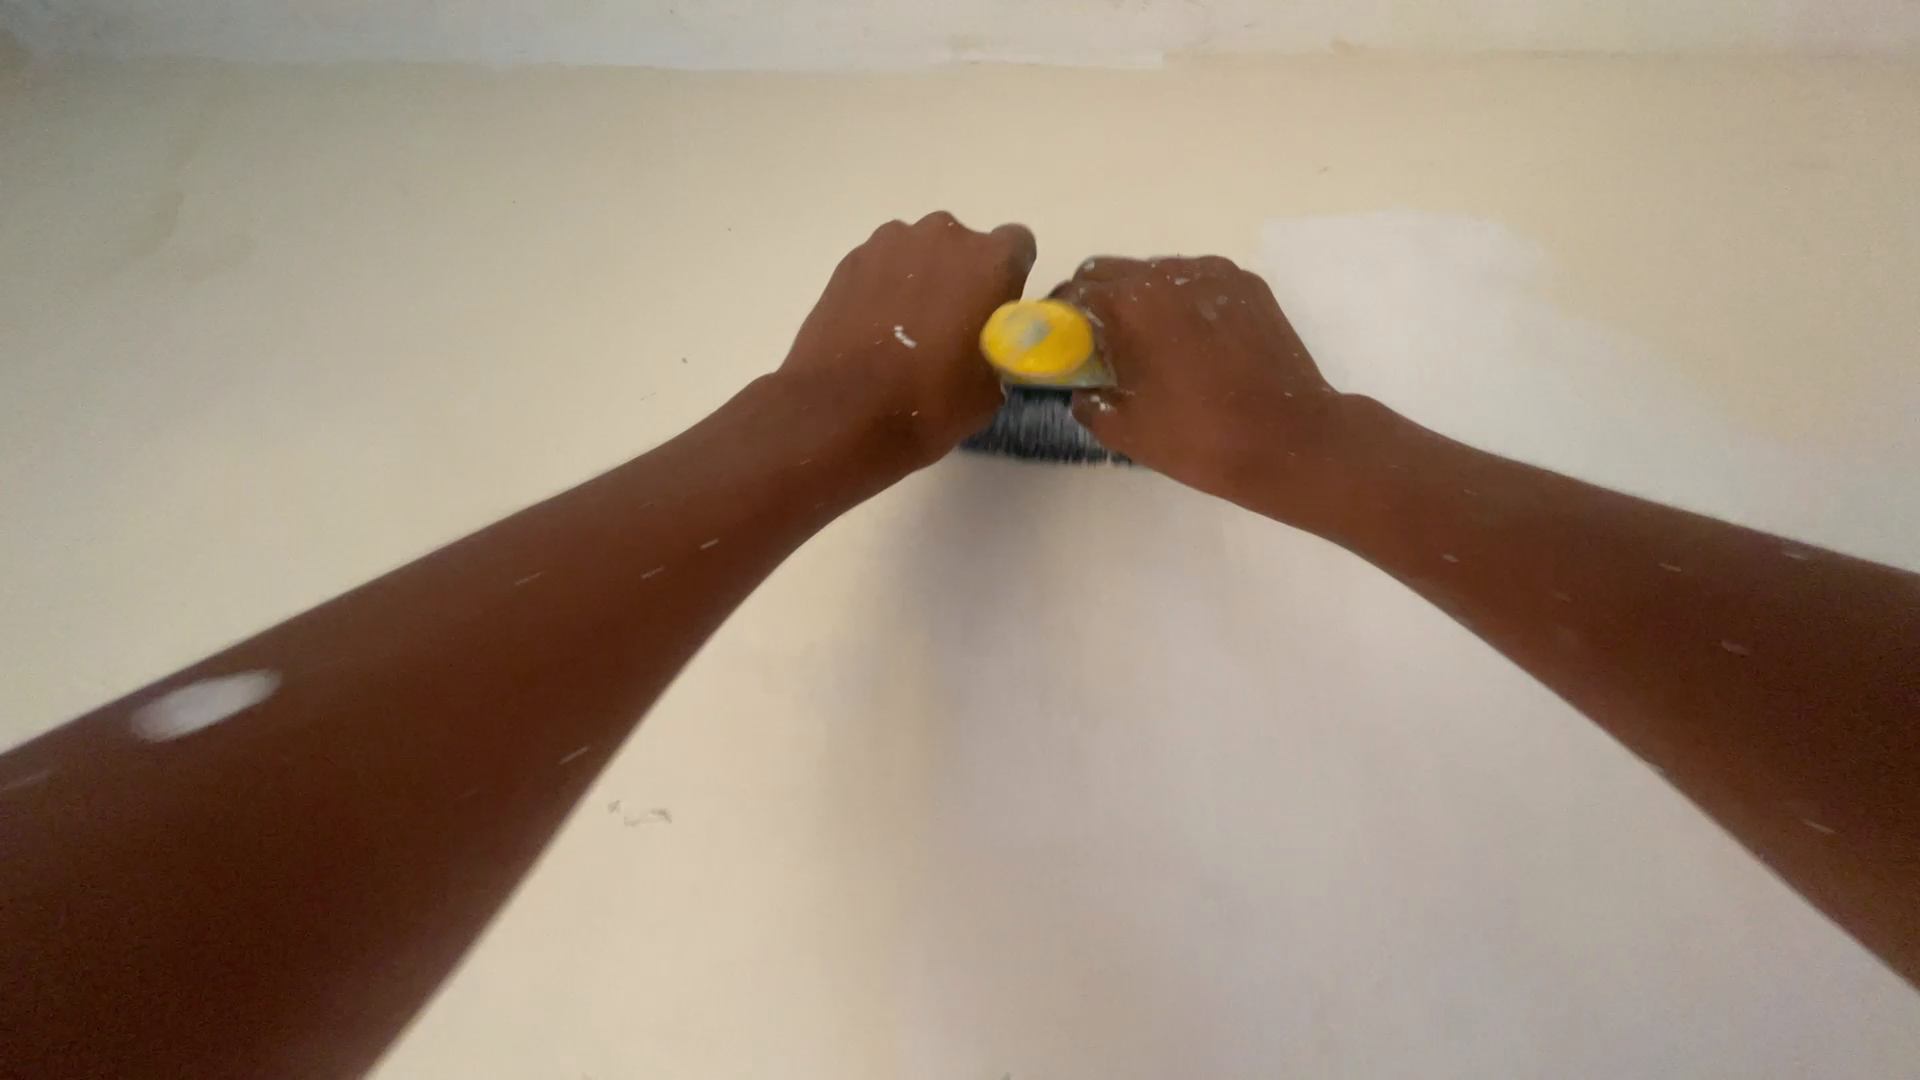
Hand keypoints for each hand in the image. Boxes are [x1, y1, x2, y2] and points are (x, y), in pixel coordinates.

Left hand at [782, 212, 1036, 465]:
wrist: (844, 412)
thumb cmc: (930, 403)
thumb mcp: (989, 392)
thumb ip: (1000, 351)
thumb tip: (987, 348)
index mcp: (991, 262)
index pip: (1018, 247)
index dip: (1007, 281)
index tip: (994, 313)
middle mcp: (944, 237)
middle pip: (964, 248)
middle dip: (962, 279)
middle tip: (949, 329)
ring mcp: (892, 243)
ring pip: (920, 254)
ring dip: (921, 281)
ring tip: (905, 332)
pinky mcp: (851, 259)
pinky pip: (883, 267)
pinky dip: (884, 289)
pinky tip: (874, 331)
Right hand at [1054, 255, 1345, 522]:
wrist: (1288, 441)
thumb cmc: (1197, 438)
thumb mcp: (1122, 430)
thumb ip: (1086, 400)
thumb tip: (1083, 386)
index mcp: (1133, 302)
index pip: (1075, 289)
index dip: (1058, 316)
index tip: (1059, 344)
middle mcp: (1171, 272)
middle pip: (1112, 271)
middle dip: (1095, 302)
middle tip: (1098, 345)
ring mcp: (1216, 274)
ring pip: (1156, 273)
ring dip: (1138, 300)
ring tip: (1148, 346)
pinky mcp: (1249, 286)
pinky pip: (1197, 283)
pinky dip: (1180, 304)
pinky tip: (1190, 345)